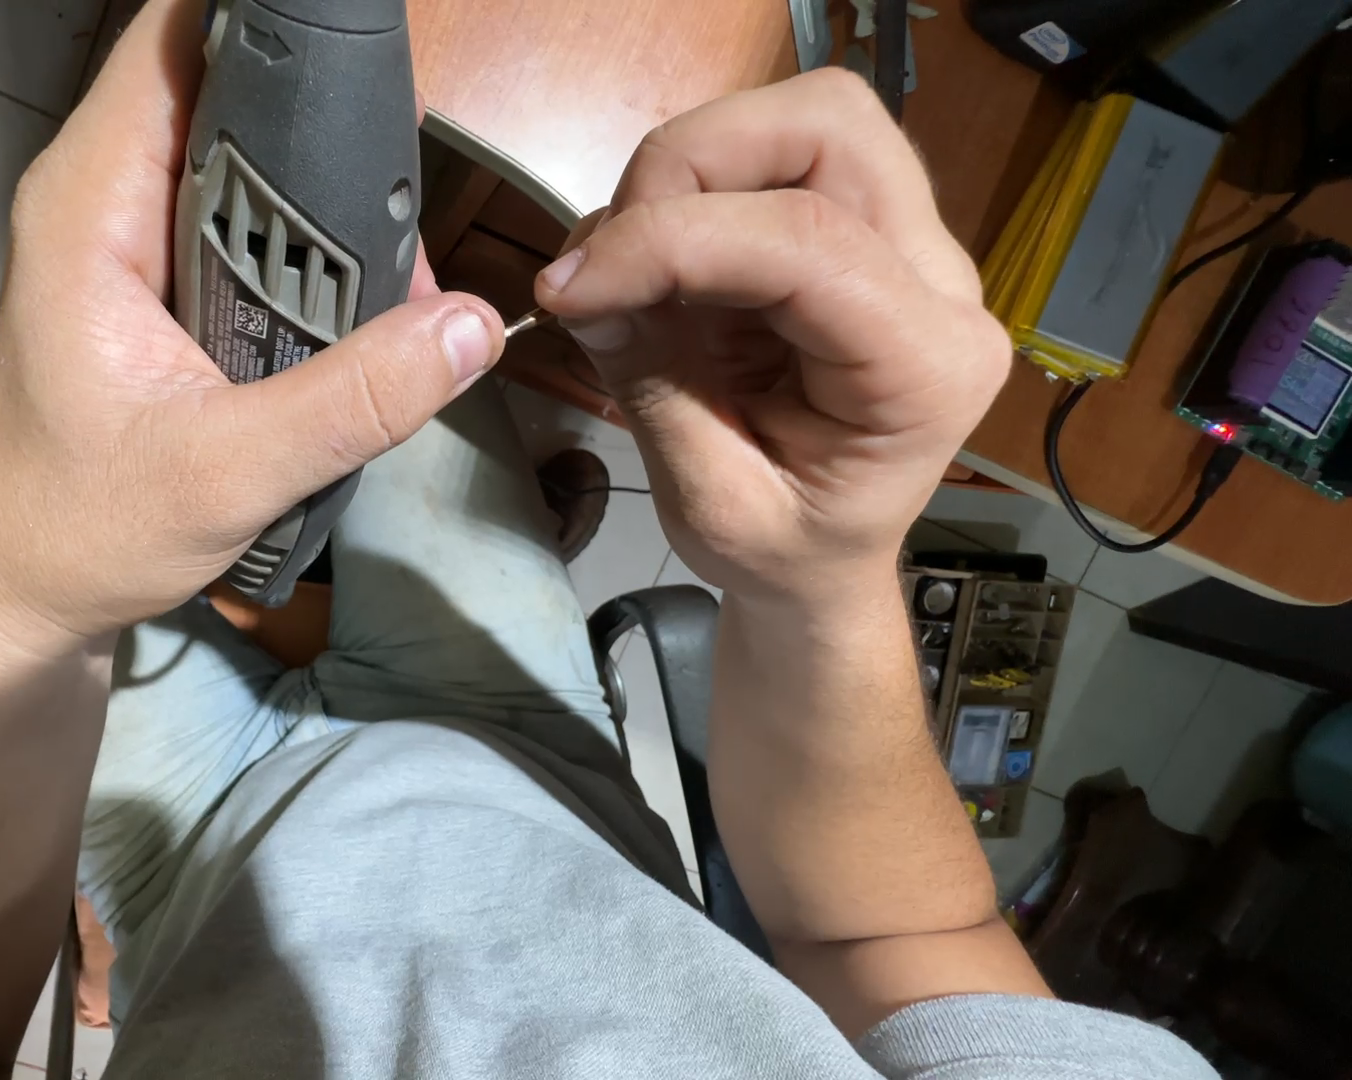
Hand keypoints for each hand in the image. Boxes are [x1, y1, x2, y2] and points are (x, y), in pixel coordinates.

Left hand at [0, 0, 502, 653]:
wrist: (30, 594)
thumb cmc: (90, 533)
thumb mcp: (228, 473)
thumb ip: (348, 402)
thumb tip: (465, 329)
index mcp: (94, 210)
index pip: (183, 43)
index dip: (280, 44)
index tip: (373, 92)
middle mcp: (107, 208)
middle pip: (233, 110)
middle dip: (329, 157)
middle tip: (403, 235)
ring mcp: (133, 258)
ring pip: (249, 186)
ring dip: (327, 229)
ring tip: (391, 298)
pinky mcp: (158, 305)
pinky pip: (246, 252)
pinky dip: (306, 278)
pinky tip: (348, 332)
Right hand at [535, 69, 1008, 605]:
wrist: (823, 564)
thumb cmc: (781, 554)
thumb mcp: (707, 504)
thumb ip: (651, 390)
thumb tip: (580, 292)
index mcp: (921, 369)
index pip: (804, 243)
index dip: (665, 244)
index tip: (564, 291)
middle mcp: (934, 282)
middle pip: (824, 127)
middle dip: (687, 167)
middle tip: (606, 254)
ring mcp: (898, 249)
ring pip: (799, 125)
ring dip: (683, 176)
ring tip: (620, 267)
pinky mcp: (846, 241)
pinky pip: (765, 168)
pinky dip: (681, 199)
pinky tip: (642, 270)